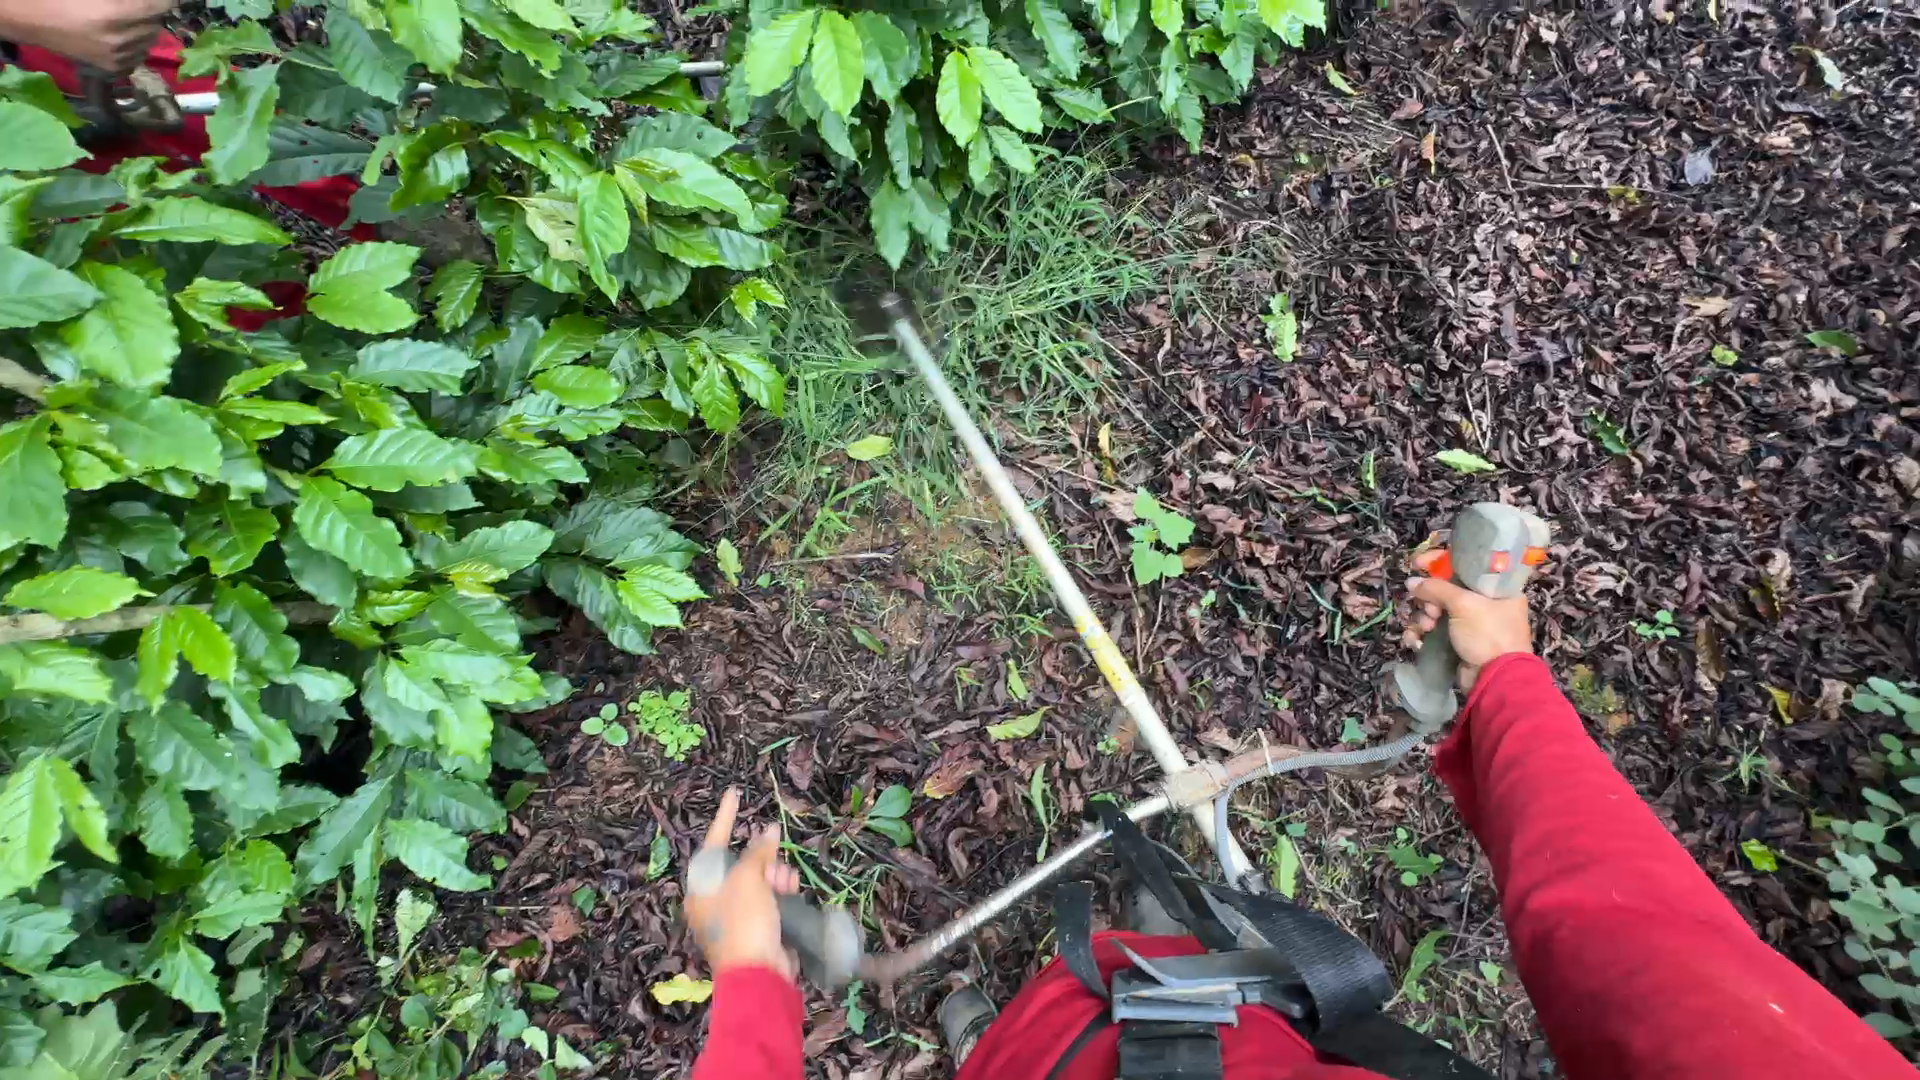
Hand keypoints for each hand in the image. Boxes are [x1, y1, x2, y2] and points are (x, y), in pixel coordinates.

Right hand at [0, 0, 171, 74]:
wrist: (19, 17)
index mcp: (112, 14)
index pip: (156, 8)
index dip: (163, 1)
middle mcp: (122, 39)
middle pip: (155, 25)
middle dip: (149, 13)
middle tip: (136, 5)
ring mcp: (121, 56)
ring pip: (149, 41)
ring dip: (144, 28)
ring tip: (125, 18)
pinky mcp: (116, 68)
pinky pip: (139, 54)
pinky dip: (136, 43)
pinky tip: (119, 33)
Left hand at [686, 788, 799, 978]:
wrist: (759, 975)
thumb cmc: (743, 922)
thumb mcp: (749, 879)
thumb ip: (758, 852)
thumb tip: (768, 831)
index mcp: (701, 889)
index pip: (713, 843)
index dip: (725, 817)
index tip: (733, 793)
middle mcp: (713, 901)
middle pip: (741, 863)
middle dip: (763, 859)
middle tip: (776, 863)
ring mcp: (734, 916)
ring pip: (759, 879)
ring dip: (776, 875)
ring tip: (787, 882)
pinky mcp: (755, 928)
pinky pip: (768, 898)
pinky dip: (780, 892)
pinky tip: (790, 893)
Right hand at [1401, 548, 1532, 691]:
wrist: (1495, 679)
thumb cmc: (1488, 634)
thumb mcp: (1465, 605)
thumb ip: (1436, 588)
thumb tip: (1411, 582)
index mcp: (1497, 589)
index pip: (1465, 564)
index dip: (1440, 561)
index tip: (1417, 563)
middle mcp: (1484, 603)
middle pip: (1444, 589)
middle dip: (1429, 598)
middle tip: (1431, 609)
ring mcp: (1469, 623)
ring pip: (1434, 609)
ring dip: (1423, 617)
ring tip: (1426, 628)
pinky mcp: (1456, 640)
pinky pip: (1432, 629)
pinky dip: (1420, 632)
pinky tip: (1415, 639)